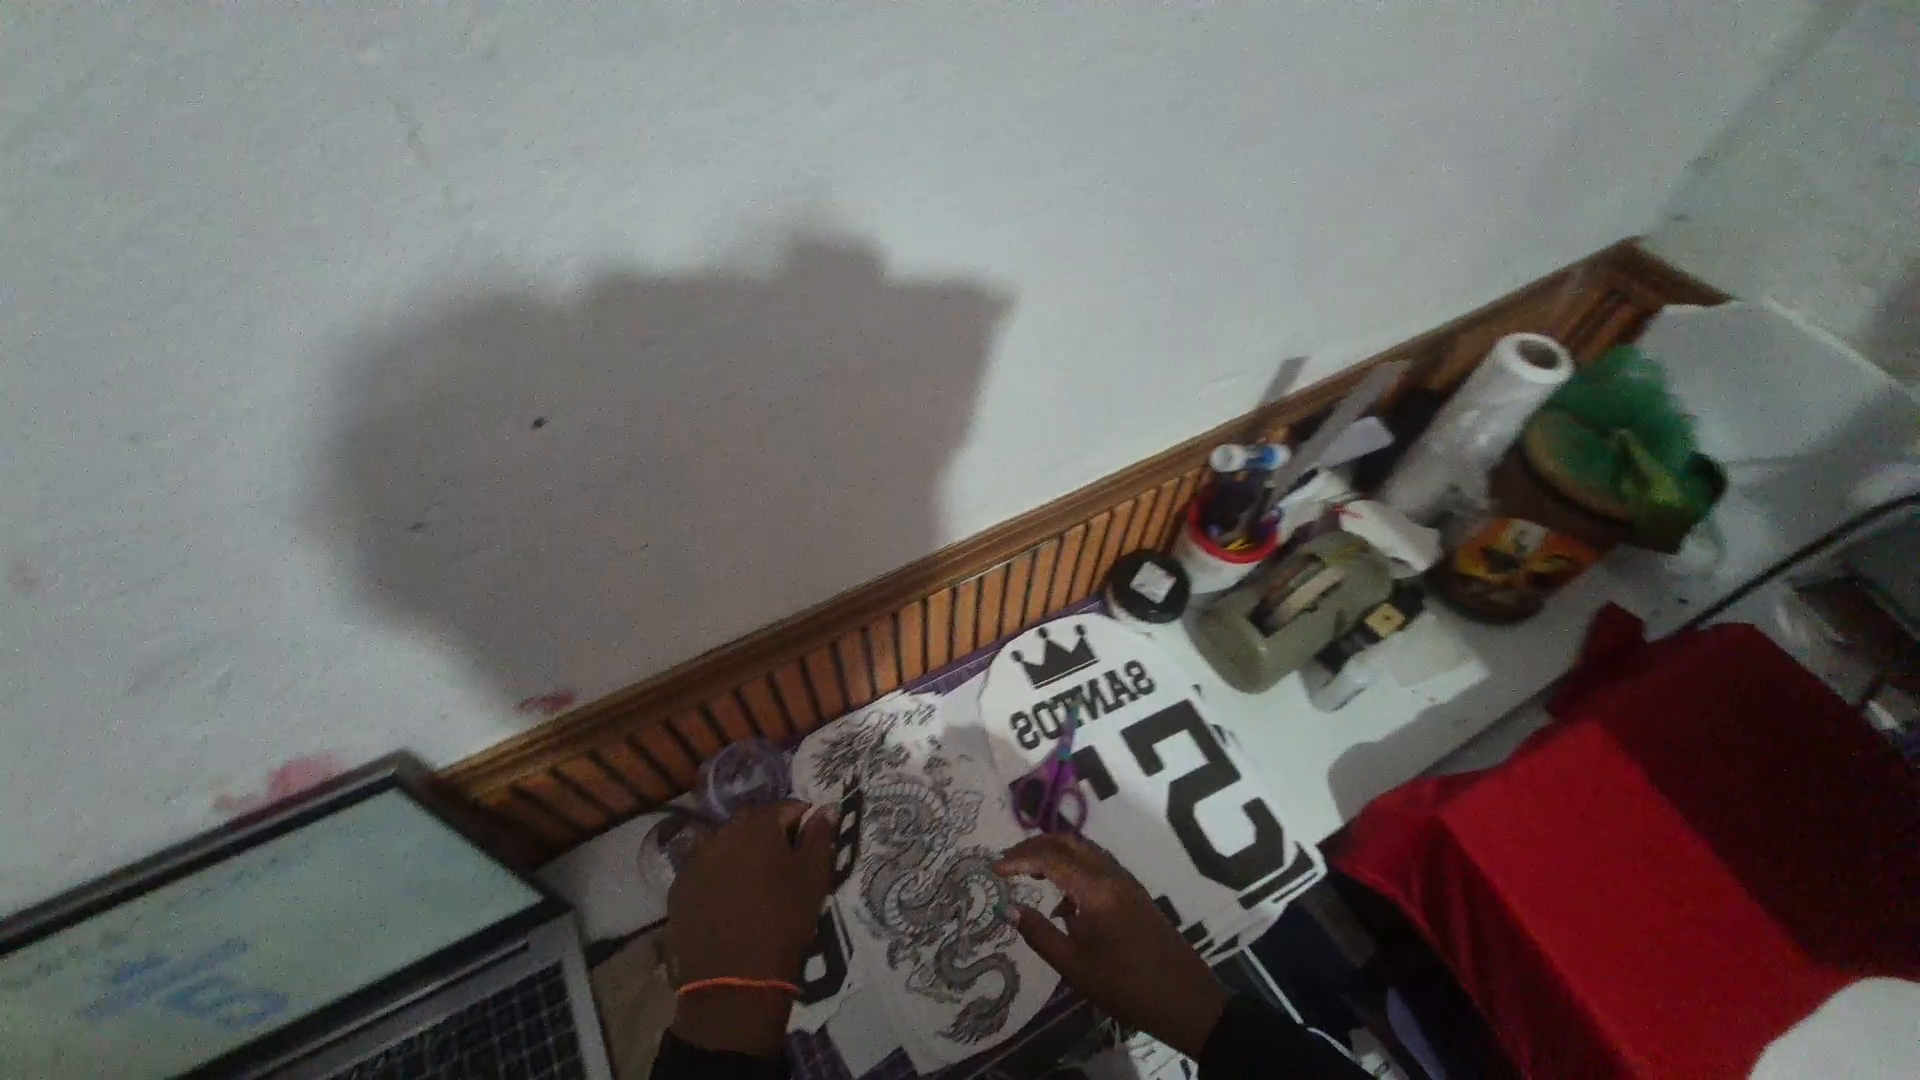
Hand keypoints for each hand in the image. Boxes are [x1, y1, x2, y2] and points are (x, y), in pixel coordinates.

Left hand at [666, 800, 835, 1056]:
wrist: (735, 980)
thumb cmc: (784, 921)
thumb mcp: (813, 877)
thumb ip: (820, 835)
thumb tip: (825, 808)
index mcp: (758, 825)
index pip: (787, 807)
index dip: (803, 822)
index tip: (811, 844)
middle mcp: (722, 833)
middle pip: (752, 822)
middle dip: (769, 834)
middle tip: (785, 863)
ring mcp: (695, 860)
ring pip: (725, 844)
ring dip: (741, 852)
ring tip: (756, 881)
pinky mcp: (679, 889)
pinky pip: (704, 869)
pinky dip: (718, 875)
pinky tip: (730, 899)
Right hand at [995, 834, 1228, 1056]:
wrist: (1186, 1001)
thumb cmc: (1126, 987)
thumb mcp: (1075, 967)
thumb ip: (1039, 934)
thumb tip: (1009, 909)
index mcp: (1095, 889)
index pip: (1049, 858)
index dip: (1018, 859)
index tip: (993, 869)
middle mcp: (1110, 873)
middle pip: (1067, 841)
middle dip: (1034, 846)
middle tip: (1008, 862)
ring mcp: (1125, 880)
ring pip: (1083, 849)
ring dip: (1054, 853)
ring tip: (1028, 874)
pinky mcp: (1132, 891)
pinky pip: (1095, 864)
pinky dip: (1072, 867)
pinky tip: (1062, 901)